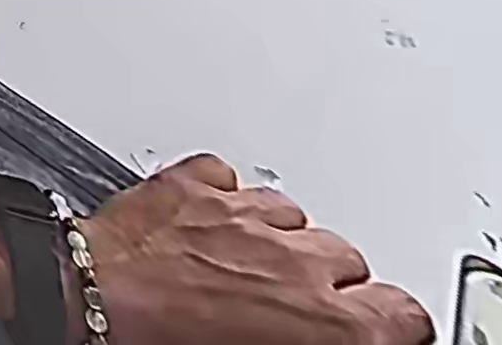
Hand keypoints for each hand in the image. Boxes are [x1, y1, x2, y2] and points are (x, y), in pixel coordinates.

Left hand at [83, 155, 432, 344]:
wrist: (98, 292)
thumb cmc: (170, 335)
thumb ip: (316, 335)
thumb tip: (322, 330)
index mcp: (331, 321)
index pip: (403, 311)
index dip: (383, 317)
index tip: (368, 320)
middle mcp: (290, 258)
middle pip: (342, 253)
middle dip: (323, 270)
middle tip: (288, 287)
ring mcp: (236, 212)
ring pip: (286, 208)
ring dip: (272, 228)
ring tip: (243, 248)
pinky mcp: (187, 182)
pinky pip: (221, 173)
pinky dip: (218, 188)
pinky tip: (206, 209)